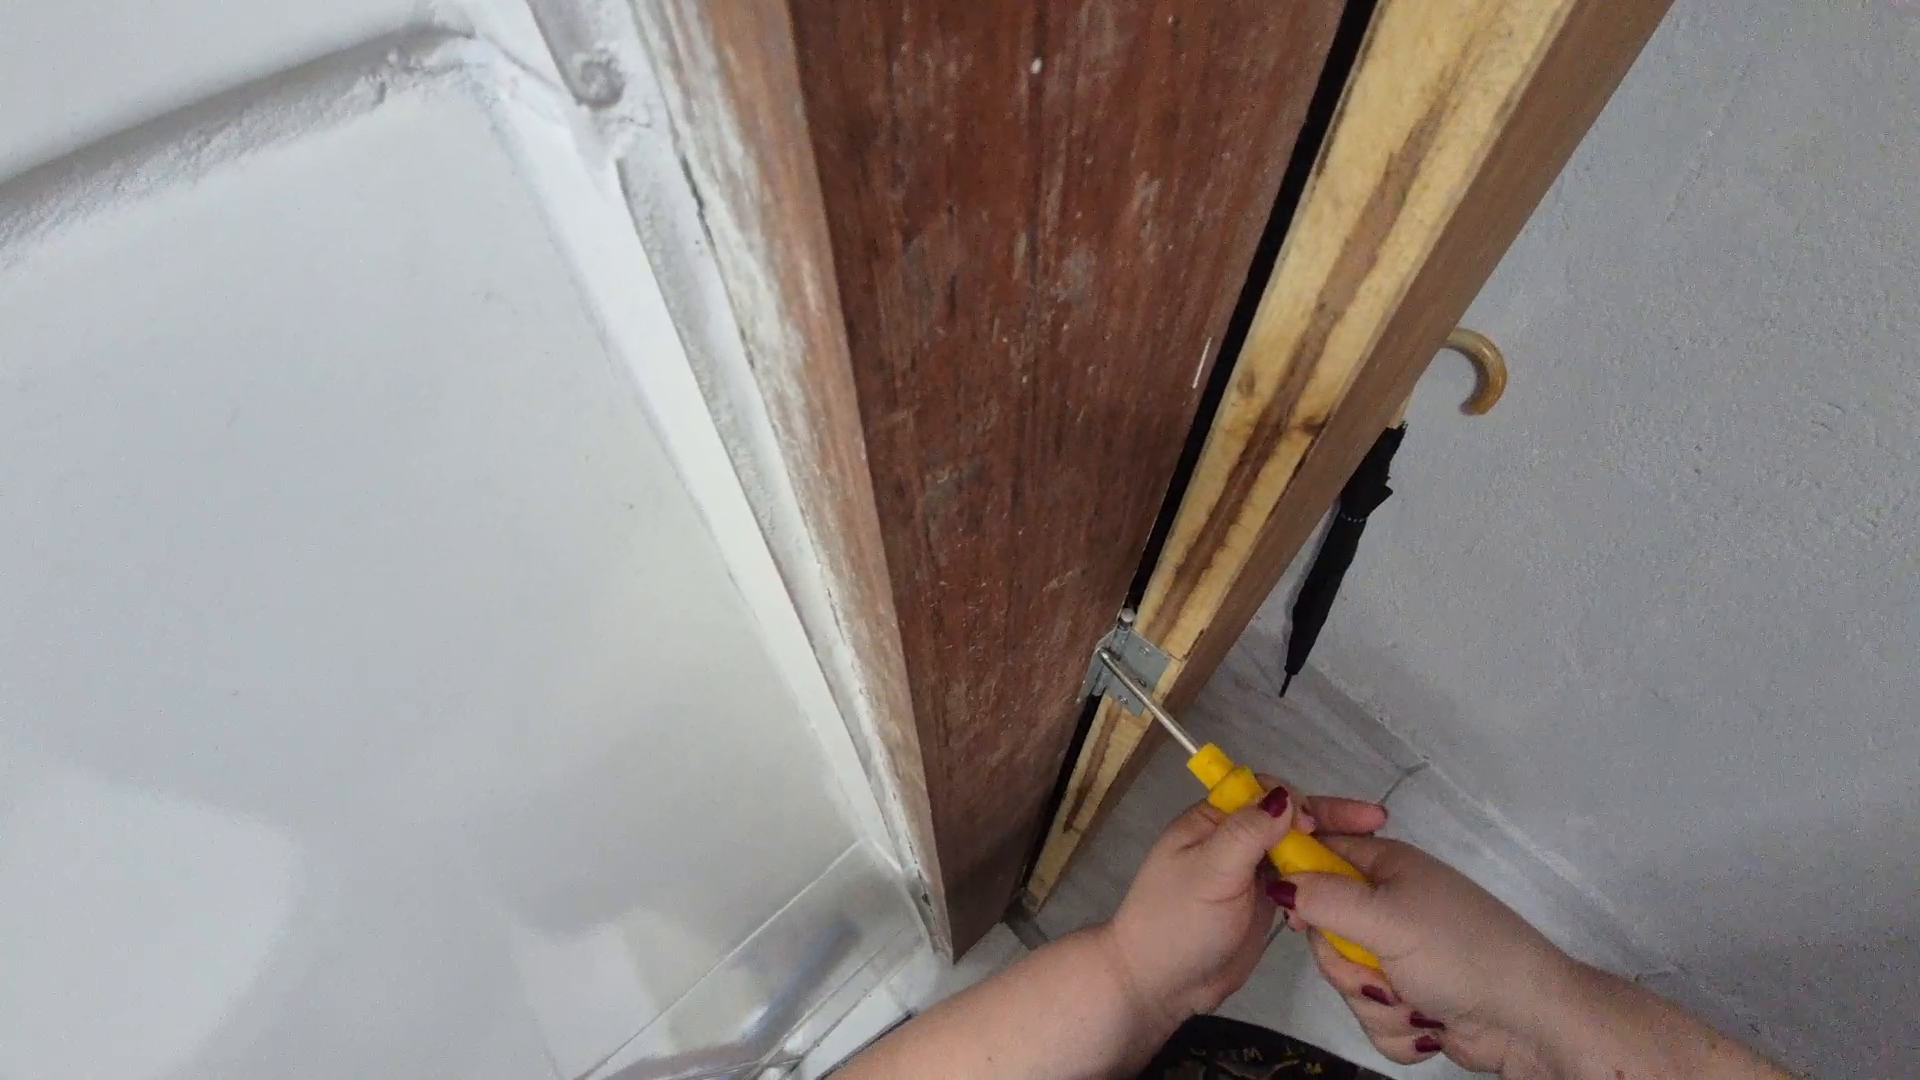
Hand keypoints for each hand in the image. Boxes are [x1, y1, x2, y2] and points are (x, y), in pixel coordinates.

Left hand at [1103, 780, 1388, 1027]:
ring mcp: (1249, 870)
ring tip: (1376, 851)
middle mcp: (1232, 838)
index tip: (1316, 823)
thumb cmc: (1178, 920)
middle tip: (1376, 821)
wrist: (1162, 982)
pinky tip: (1351, 886)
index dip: (1292, 799)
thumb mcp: (1210, 871)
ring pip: (1296, 848)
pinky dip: (1323, 879)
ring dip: (1330, 847)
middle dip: (1327, 817)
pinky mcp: (1263, 900)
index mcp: (1212, 820)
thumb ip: (1247, 833)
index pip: (1259, 791)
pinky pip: (1299, 879)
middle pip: (1285, 817)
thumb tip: (1285, 795)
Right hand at [1282, 836, 1577, 1072]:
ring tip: (1414, 1003)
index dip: (1298, 881)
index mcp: (1381, 866)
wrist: (1539, 1025)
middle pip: (1322, 928)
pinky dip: (1396, 1028)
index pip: (1317, 855)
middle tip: (1376, 970)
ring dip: (1374, 1001)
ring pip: (1344, 976)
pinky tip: (1427, 1026)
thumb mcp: (1385, 917)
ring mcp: (1397, 955)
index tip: (1298, 917)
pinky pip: (1371, 1014)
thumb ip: (1322, 898)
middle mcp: (1384, 905)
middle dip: (1345, 962)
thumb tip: (1274, 883)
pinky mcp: (1410, 1000)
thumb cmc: (1462, 952)